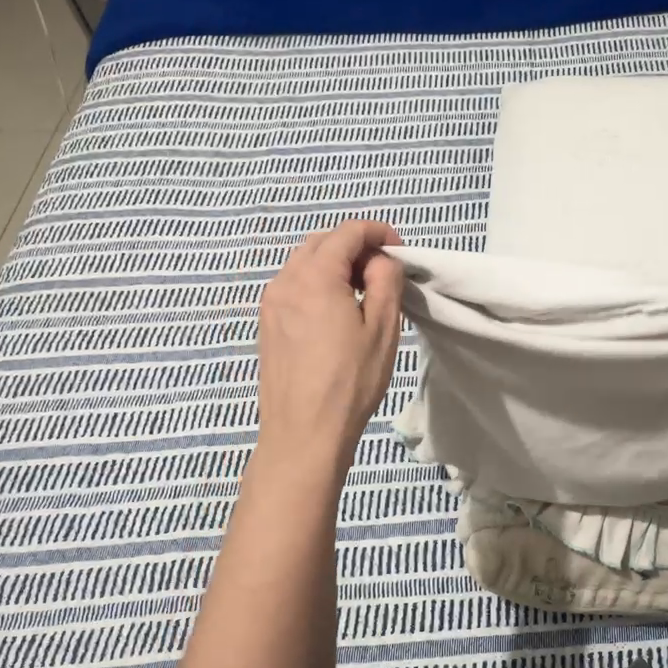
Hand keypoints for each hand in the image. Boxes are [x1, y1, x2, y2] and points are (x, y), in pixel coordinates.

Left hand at [255, 220, 404, 469]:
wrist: (303, 434)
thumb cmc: (350, 381)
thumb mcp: (383, 327)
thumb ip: (386, 281)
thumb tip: (381, 261)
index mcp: (315, 277)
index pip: (347, 233)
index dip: (378, 233)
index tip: (400, 251)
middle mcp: (285, 281)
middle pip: (322, 242)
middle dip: (355, 245)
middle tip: (384, 270)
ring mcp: (271, 303)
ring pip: (304, 262)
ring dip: (335, 264)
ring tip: (363, 291)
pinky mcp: (267, 324)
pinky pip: (294, 285)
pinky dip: (318, 282)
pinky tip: (338, 310)